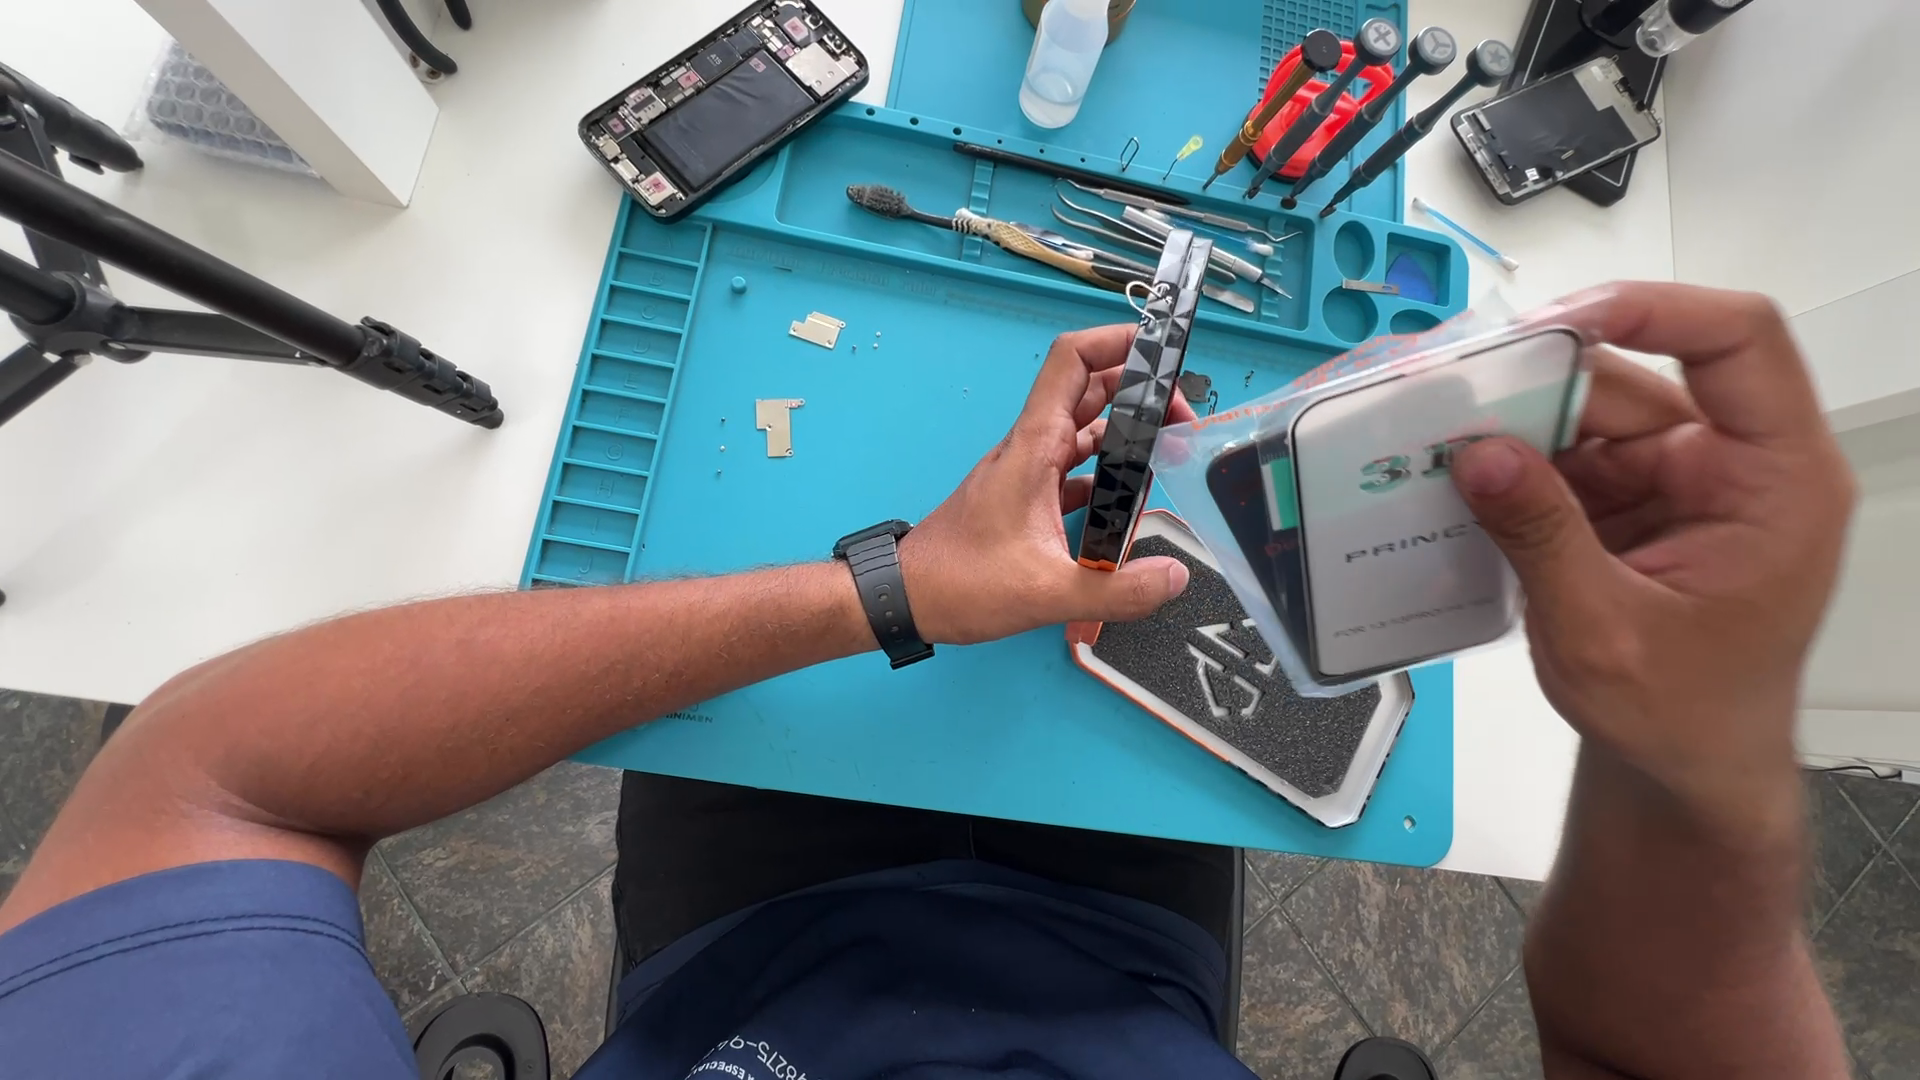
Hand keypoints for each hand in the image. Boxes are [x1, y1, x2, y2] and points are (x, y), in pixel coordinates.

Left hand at [900, 324, 1193, 644]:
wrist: (905, 597)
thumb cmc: (962, 584)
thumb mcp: (1046, 592)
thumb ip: (1117, 590)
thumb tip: (1176, 577)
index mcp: (1033, 447)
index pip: (1072, 361)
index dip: (1119, 341)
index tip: (1166, 354)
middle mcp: (1030, 449)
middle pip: (1089, 391)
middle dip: (1141, 391)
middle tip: (1184, 420)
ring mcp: (1026, 472)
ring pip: (1083, 431)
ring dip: (1126, 433)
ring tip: (1169, 454)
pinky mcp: (1024, 498)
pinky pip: (1073, 470)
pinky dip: (1104, 473)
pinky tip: (1129, 500)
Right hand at [1450, 283, 1853, 824]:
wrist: (1676, 761)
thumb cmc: (1672, 709)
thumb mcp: (1600, 627)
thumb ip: (1541, 535)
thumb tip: (1475, 451)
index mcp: (1768, 480)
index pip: (1734, 345)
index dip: (1649, 310)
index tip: (1545, 325)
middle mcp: (1722, 465)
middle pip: (1627, 384)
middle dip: (1532, 392)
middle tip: (1440, 403)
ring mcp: (1666, 484)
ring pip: (1578, 423)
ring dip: (1506, 434)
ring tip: (1430, 449)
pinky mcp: (1618, 508)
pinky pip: (1554, 465)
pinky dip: (1502, 472)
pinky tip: (1452, 484)